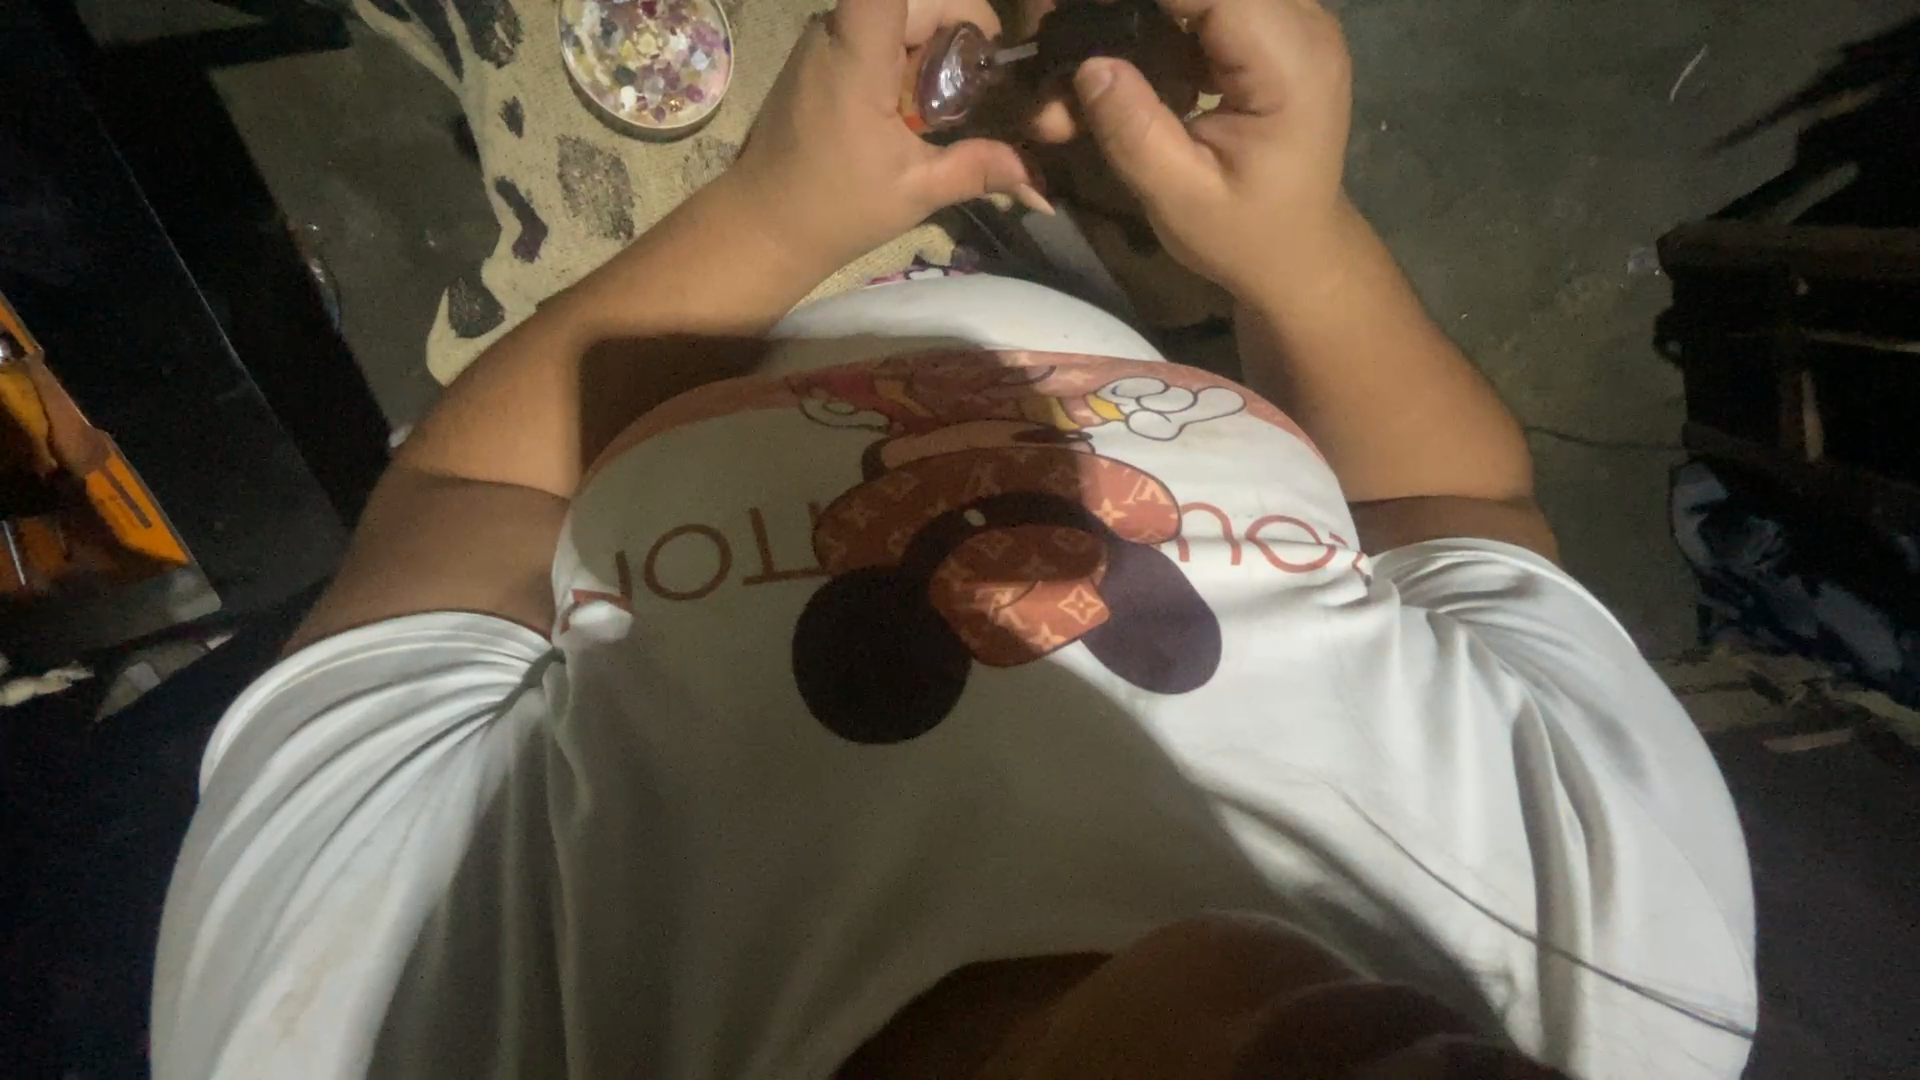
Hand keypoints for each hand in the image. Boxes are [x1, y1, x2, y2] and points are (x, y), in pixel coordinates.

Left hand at [719, 0, 1041, 272]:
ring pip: (893, 17)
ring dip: (928, 52)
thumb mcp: (914, 191)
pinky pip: (871, 38)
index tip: (984, 50)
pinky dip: (901, 65)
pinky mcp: (818, 60)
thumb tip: (1034, 177)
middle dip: (955, 34)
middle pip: (912, 0)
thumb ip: (975, 170)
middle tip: (976, 94)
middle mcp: (836, 26)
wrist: (764, 227)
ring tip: (943, 112)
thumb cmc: (836, 209)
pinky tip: (909, 116)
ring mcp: (823, 40)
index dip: (958, 6)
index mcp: (859, 47)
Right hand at [1069, 0, 1352, 301]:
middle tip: (1080, 40)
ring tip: (1098, 53)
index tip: (1077, 14)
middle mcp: (1303, 21)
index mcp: (1289, 63)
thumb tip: (1087, 65)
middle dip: (1134, 9)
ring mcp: (1293, 20)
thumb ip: (1134, 132)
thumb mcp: (1179, 199)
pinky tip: (1132, 61)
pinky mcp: (1275, 30)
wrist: (1297, 251)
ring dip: (1146, 17)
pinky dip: (1165, 24)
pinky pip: (1212, 8)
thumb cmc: (1242, 237)